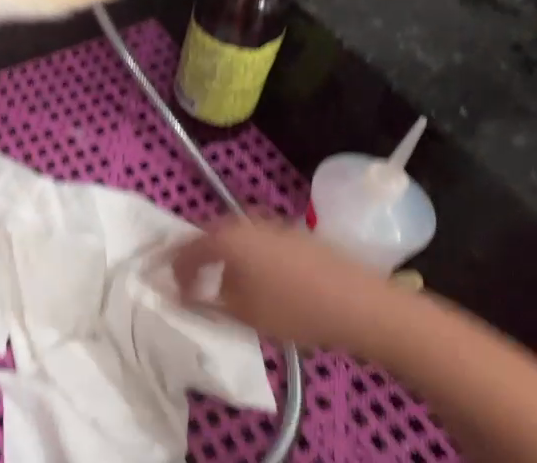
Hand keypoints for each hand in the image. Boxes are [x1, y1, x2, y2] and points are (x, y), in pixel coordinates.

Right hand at [171, 217, 404, 354]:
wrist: (364, 306)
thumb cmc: (295, 309)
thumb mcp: (243, 313)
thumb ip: (205, 302)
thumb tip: (182, 295)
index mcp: (224, 237)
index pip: (185, 249)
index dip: (174, 270)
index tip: (172, 292)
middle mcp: (244, 223)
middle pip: (210, 237)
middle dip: (199, 259)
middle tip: (192, 282)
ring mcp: (273, 227)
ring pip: (237, 240)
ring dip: (227, 259)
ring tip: (228, 285)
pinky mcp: (298, 237)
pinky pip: (260, 244)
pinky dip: (251, 259)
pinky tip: (262, 282)